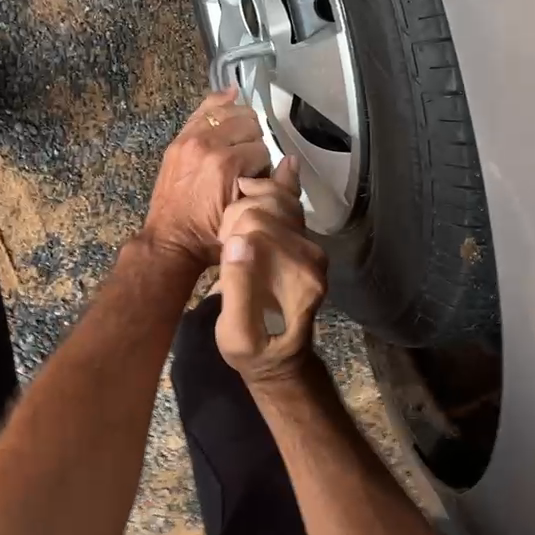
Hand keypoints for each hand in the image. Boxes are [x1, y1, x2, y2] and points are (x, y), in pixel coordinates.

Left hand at [140, 89, 271, 268]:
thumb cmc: (210, 236)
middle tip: (251, 161)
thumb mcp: (246, 216)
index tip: (258, 178)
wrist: (171, 241)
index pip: (262, 148)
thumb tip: (290, 162)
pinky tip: (232, 94)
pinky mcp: (179, 140)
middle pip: (248, 124)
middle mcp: (208, 144)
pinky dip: (219, 102)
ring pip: (227, 111)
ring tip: (244, 137)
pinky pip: (202, 110)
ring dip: (240, 121)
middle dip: (255, 140)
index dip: (264, 164)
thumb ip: (271, 188)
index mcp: (226, 164)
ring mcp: (190, 139)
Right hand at [215, 157, 328, 384]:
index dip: (232, 227)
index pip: (258, 224)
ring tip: (236, 218)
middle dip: (240, 210)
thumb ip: (237, 291)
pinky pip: (289, 204)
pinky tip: (268, 174)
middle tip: (226, 234)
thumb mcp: (235, 336)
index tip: (222, 245)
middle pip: (271, 205)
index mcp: (298, 279)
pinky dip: (273, 188)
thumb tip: (238, 241)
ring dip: (253, 198)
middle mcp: (312, 259)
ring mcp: (312, 250)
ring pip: (281, 198)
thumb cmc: (254, 351)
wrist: (281, 360)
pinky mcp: (306, 244)